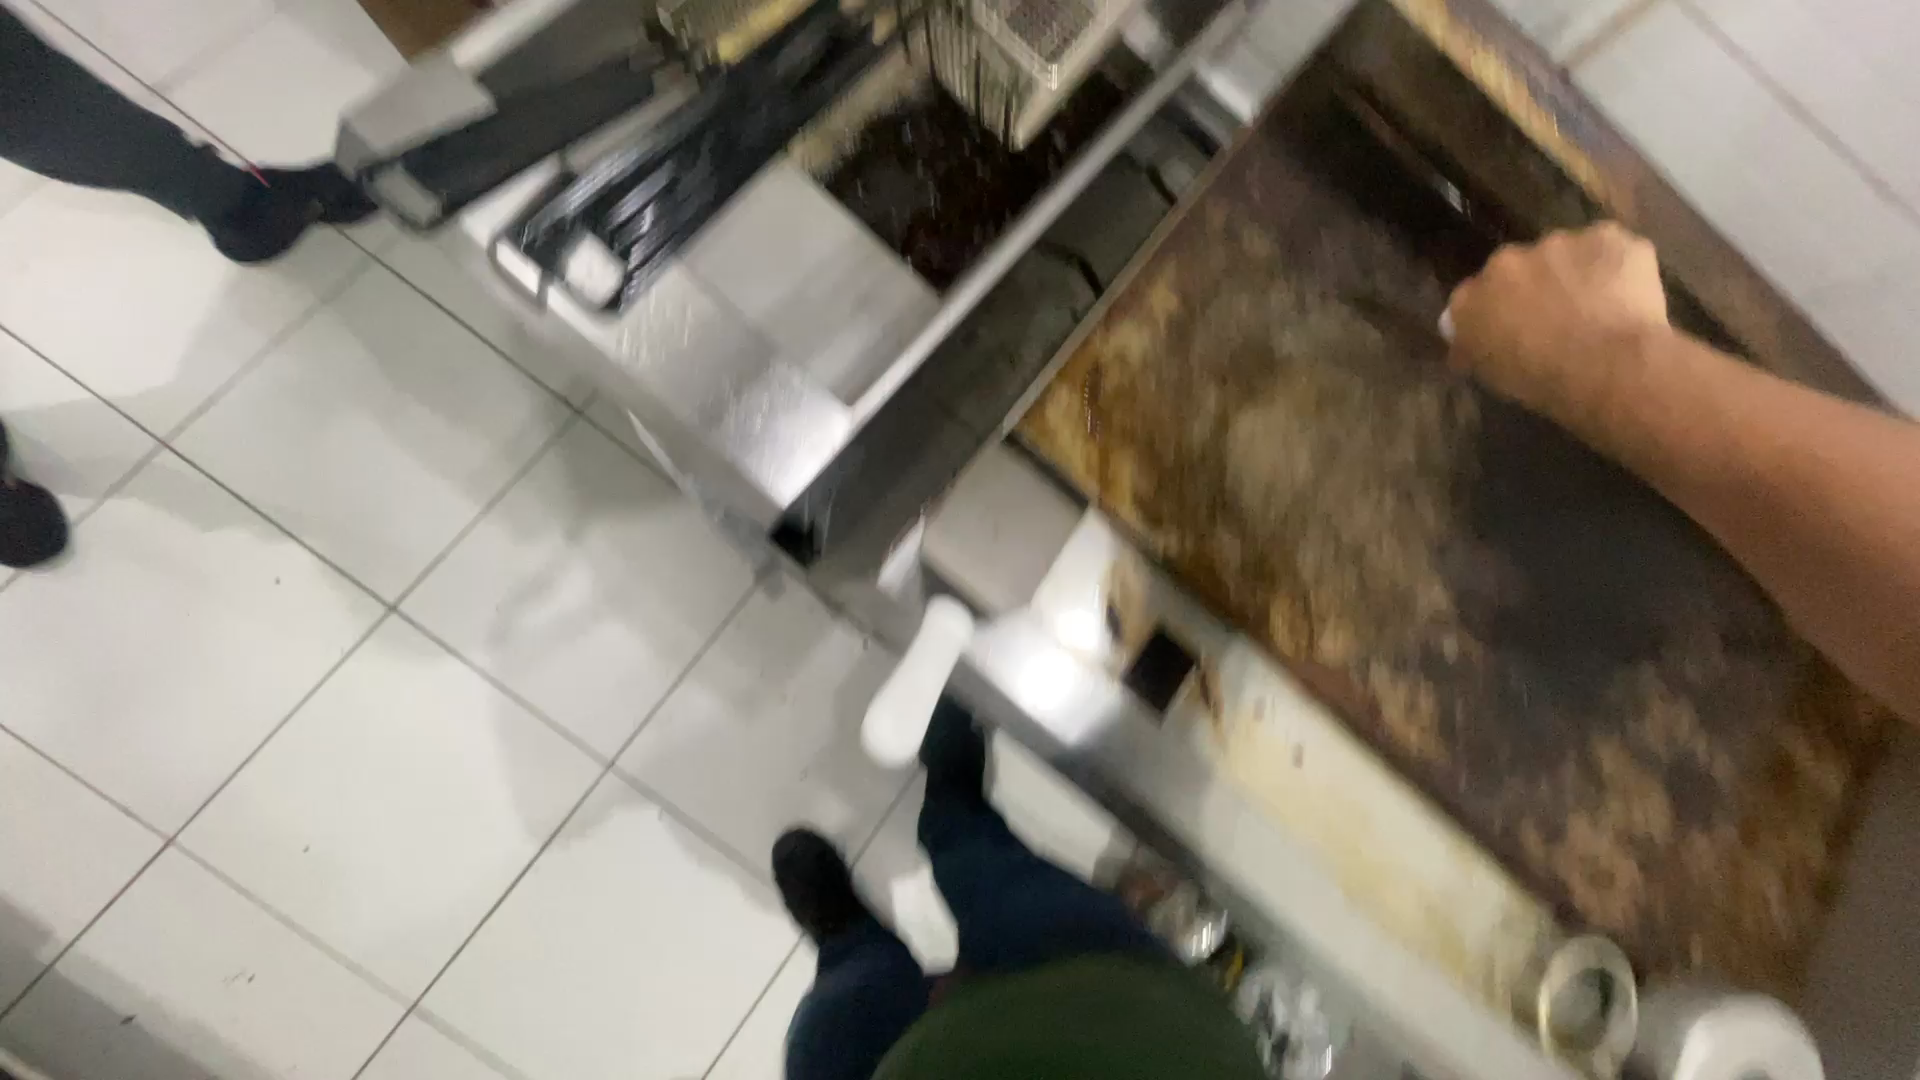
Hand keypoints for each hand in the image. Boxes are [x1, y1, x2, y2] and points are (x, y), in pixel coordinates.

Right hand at [1446, 223, 1670, 418]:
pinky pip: (1605, 248)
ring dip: (1569, 272)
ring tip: (1593, 303)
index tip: (1506, 327)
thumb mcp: (1489, 372)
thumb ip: (1474, 345)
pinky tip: (1623, 291)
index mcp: (1467, 300)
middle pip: (1513, 268)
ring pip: (1560, 254)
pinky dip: (1611, 264)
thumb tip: (1469, 340)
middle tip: (1551, 314)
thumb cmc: (1540, 378)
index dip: (1490, 311)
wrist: (1608, 362)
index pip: (1469, 298)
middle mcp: (1503, 263)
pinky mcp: (1605, 235)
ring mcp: (1555, 244)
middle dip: (1528, 285)